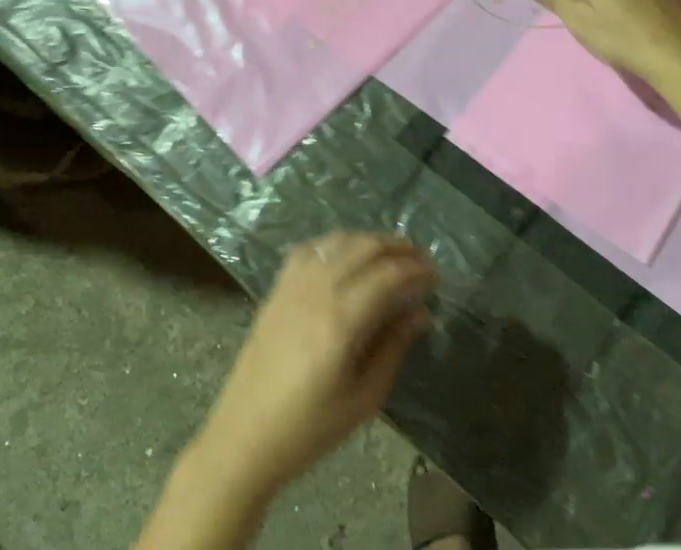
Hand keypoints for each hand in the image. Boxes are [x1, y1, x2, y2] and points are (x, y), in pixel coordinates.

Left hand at [191, 234, 435, 501]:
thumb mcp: (365, 398)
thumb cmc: (310, 428)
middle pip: (365, 247)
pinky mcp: (275, 292)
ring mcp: (292, 288)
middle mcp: (317, 293)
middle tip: (421, 261)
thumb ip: (394, 347)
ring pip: (337, 241)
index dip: (417, 269)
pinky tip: (346, 258)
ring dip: (369, 241)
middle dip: (399, 247)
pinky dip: (334, 244)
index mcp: (342, 321)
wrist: (244, 439)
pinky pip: (308, 250)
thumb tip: (421, 313)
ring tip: (391, 255)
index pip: (389, 275)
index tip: (436, 277)